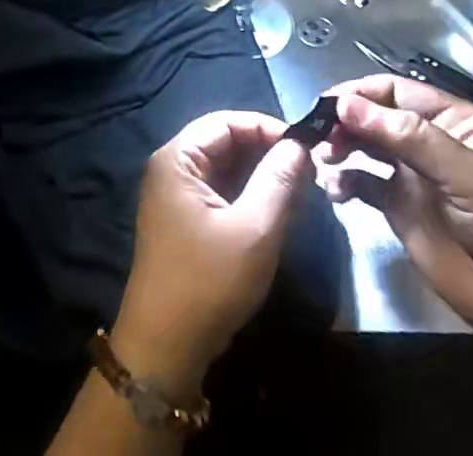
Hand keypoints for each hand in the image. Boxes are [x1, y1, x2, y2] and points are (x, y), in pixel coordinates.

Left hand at [113, 111, 312, 396]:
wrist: (164, 351)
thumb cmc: (208, 282)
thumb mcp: (255, 229)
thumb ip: (280, 179)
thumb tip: (300, 145)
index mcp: (177, 160)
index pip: (227, 122)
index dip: (268, 128)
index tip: (305, 149)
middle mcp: (171, 170)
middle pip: (225, 142)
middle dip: (267, 153)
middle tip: (307, 173)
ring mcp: (175, 197)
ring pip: (226, 168)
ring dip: (262, 175)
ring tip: (299, 193)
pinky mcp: (184, 221)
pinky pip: (221, 192)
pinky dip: (249, 195)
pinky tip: (277, 211)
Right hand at [323, 75, 472, 356]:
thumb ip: (413, 140)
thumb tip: (347, 104)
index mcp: (457, 123)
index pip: (398, 92)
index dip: (360, 93)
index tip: (324, 106)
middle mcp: (432, 144)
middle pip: (377, 117)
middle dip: (344, 120)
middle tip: (317, 138)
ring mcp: (418, 180)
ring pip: (367, 149)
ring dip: (341, 147)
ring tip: (322, 160)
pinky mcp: (405, 216)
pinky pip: (366, 187)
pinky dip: (345, 183)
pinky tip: (335, 191)